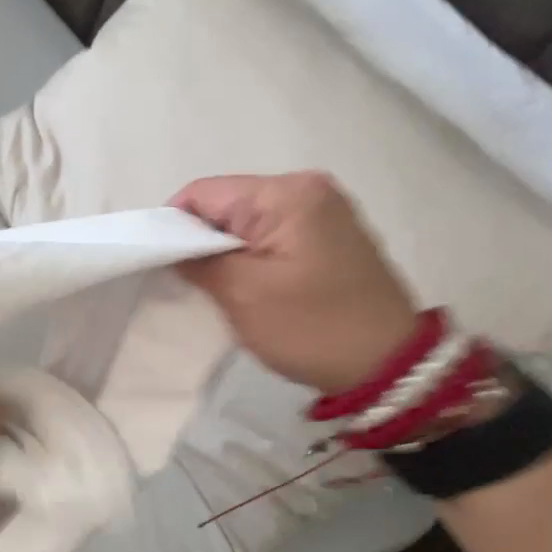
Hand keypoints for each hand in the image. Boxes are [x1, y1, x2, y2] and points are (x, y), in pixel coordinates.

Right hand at [171, 172, 419, 392]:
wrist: (386, 363)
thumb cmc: (311, 326)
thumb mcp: (243, 294)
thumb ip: (199, 261)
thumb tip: (172, 247)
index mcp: (287, 193)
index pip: (202, 193)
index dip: (173, 227)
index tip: (165, 267)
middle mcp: (308, 188)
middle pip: (225, 204)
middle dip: (200, 241)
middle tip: (192, 285)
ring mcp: (323, 210)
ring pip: (245, 222)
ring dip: (224, 252)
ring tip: (221, 290)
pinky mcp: (329, 235)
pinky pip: (270, 234)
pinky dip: (249, 257)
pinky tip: (250, 287)